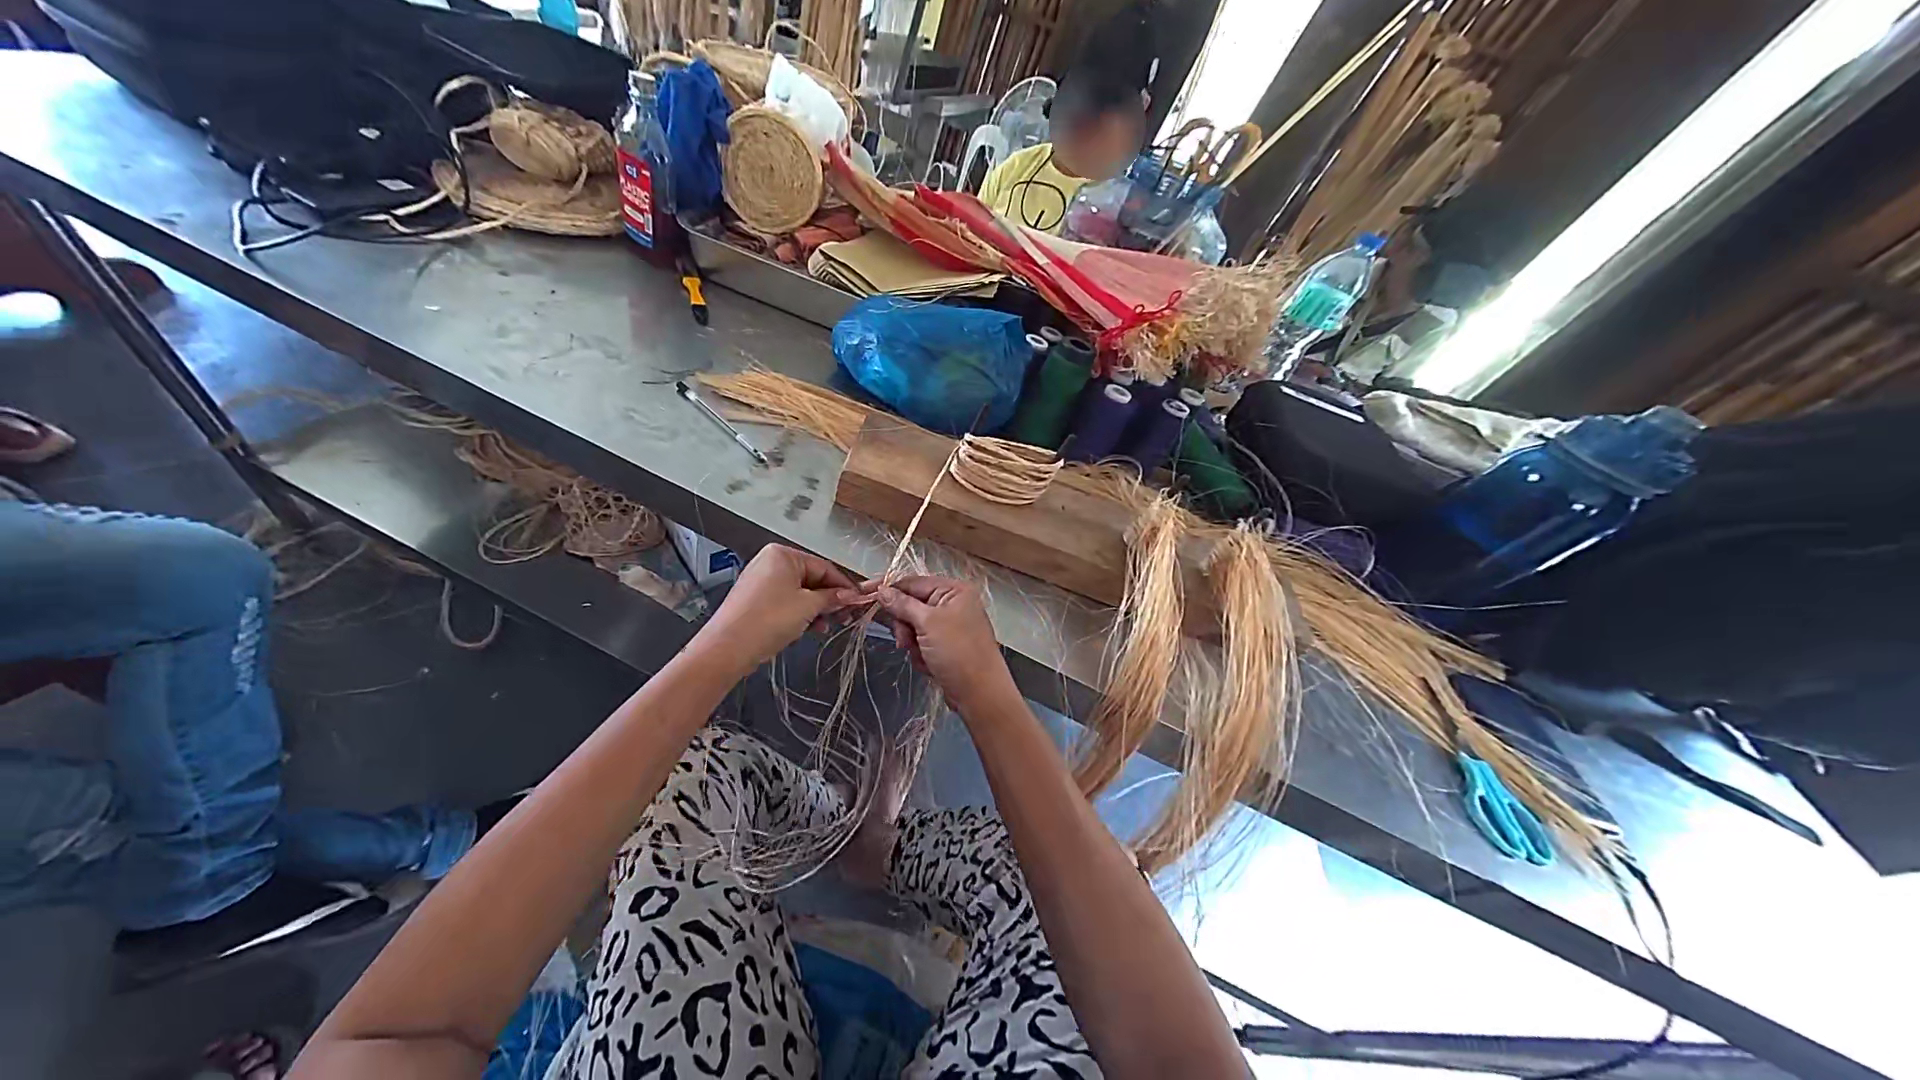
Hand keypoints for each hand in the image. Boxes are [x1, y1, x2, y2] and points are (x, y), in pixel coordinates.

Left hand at [693, 545, 856, 680]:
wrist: (728, 648)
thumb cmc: (767, 620)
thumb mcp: (808, 607)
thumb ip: (832, 598)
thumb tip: (850, 596)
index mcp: (782, 554)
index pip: (824, 566)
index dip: (843, 586)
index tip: (858, 601)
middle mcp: (770, 562)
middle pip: (812, 578)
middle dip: (829, 599)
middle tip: (845, 616)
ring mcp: (761, 581)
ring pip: (800, 592)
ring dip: (816, 609)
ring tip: (826, 625)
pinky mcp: (756, 600)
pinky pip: (786, 601)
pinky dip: (801, 613)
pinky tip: (810, 628)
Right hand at [852, 576, 1018, 714]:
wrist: (979, 693)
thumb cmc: (957, 652)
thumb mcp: (927, 623)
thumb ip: (902, 604)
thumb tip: (881, 590)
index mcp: (954, 590)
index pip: (913, 582)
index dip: (889, 590)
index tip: (864, 594)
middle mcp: (953, 604)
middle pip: (911, 605)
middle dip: (905, 625)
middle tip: (906, 641)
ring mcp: (950, 626)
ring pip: (913, 627)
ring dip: (912, 643)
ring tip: (922, 656)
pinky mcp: (946, 646)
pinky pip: (921, 643)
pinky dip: (920, 655)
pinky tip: (929, 665)